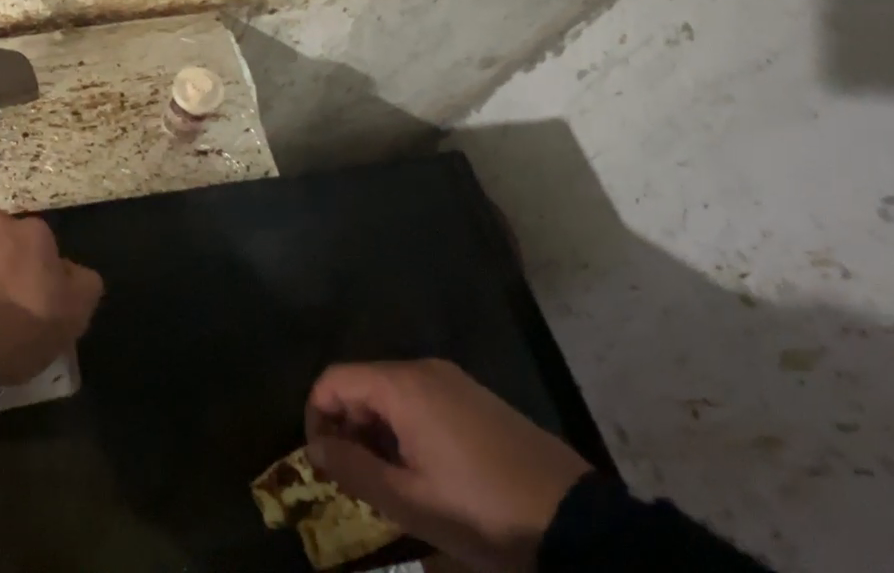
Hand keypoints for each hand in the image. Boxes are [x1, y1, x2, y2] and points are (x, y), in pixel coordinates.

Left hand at [0, 210, 103, 383]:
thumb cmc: (20, 330)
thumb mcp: (75, 315)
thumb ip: (83, 282)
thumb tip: (70, 270)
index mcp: (34, 233)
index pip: (44, 247)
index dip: (41, 274)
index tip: (35, 302)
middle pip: (5, 244)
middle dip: (5, 265)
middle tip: (2, 305)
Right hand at [303, 359, 590, 572]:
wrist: (579, 524)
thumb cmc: (482, 509)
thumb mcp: (408, 500)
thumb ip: (351, 469)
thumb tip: (314, 448)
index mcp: (403, 386)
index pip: (333, 381)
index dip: (316, 418)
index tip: (323, 462)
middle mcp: (426, 371)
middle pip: (361, 385)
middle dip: (346, 428)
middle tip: (353, 478)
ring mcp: (457, 383)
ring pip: (392, 396)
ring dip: (376, 433)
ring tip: (388, 481)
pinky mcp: (479, 401)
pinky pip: (423, 403)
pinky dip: (406, 430)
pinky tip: (424, 472)